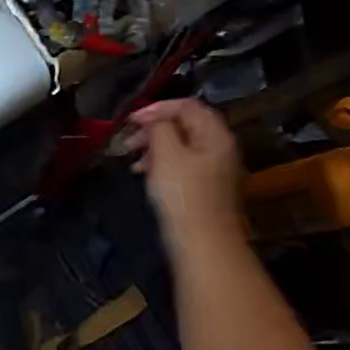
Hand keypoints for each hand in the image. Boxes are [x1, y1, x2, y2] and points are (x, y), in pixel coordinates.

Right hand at [124, 98, 246, 248]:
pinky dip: (164, 165)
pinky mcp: (209, 190)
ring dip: (156, 148)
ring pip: (184, 147)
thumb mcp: (166, 155)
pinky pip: (185, 165)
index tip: (129, 121)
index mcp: (215, 134)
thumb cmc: (183, 196)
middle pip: (187, 125)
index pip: (187, 105)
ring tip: (134, 163)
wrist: (204, 244)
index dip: (156, 108)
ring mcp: (217, 170)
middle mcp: (221, 147)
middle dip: (155, 129)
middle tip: (128, 142)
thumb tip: (156, 123)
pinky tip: (149, 177)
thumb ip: (160, 129)